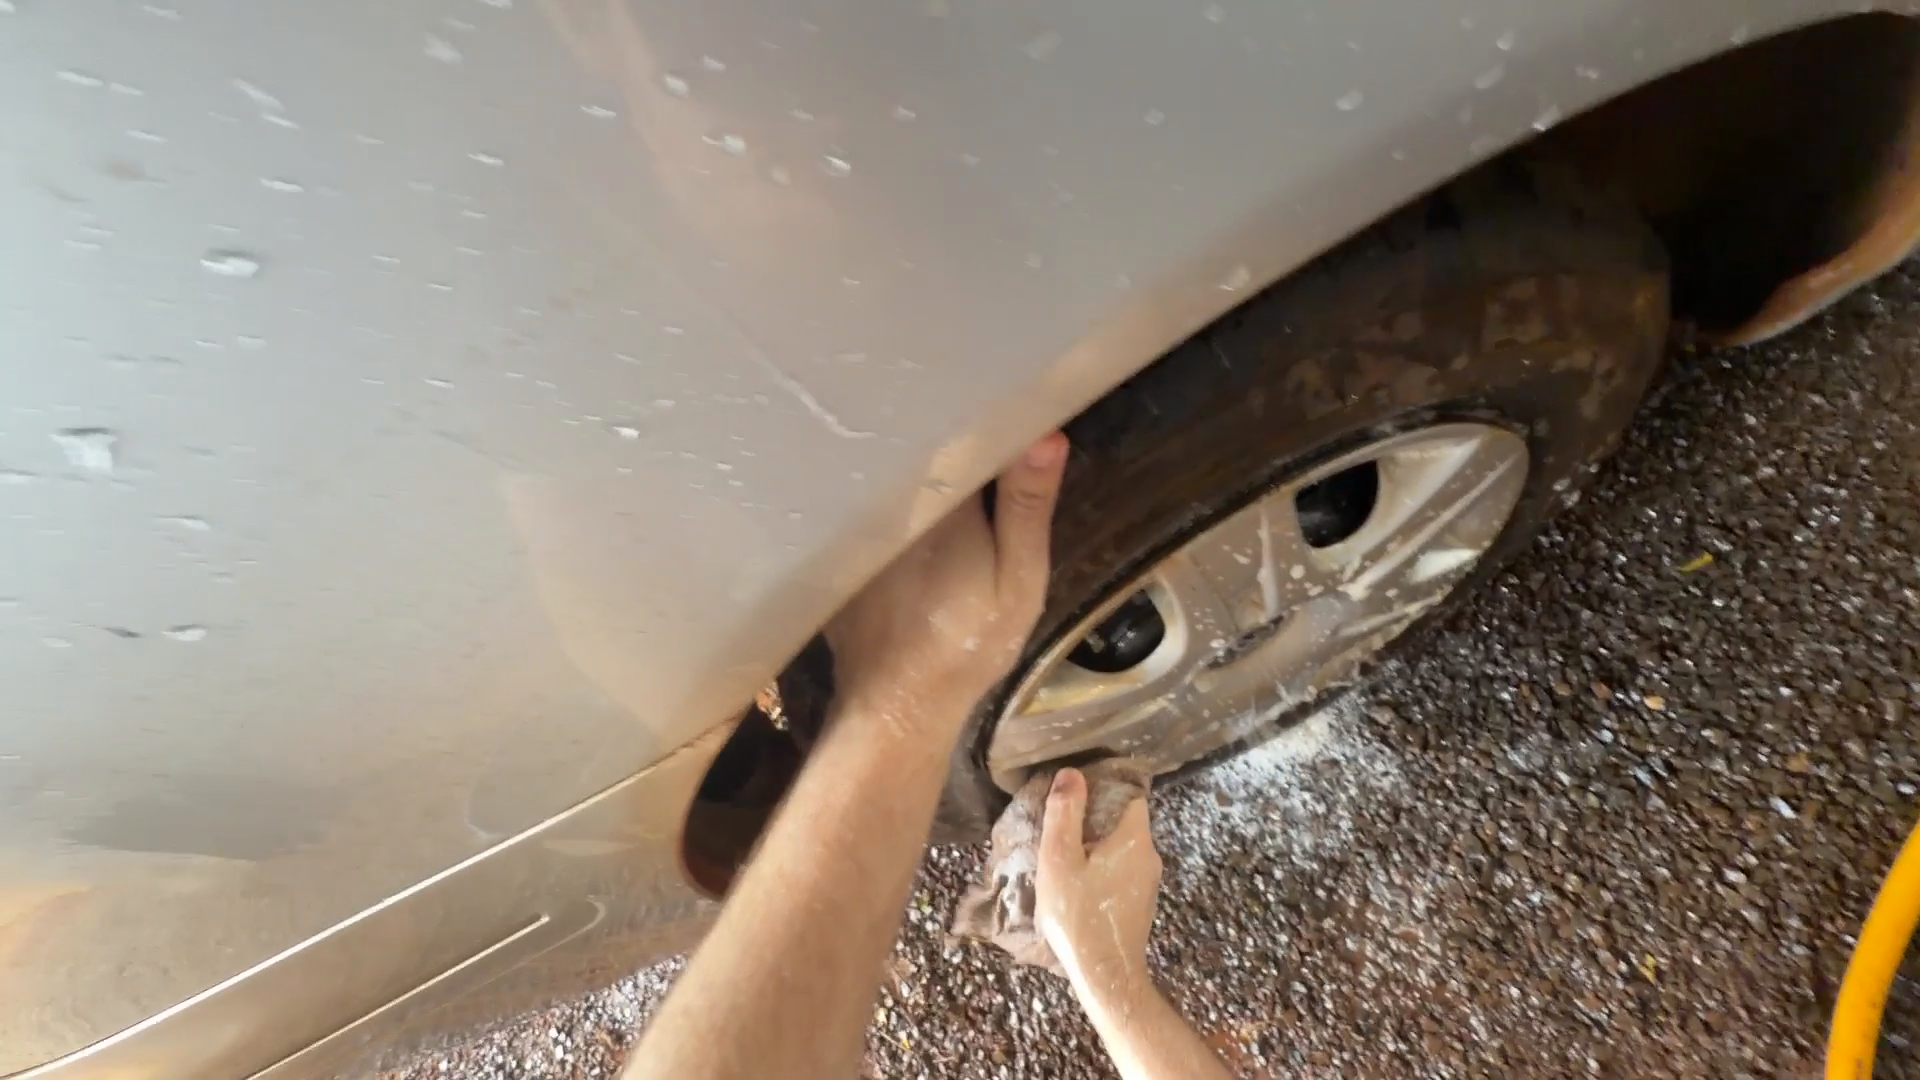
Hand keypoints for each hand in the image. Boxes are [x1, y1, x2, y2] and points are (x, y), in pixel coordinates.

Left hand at [824, 433, 1067, 736]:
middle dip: (940, 427)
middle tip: (969, 411)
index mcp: (940, 504)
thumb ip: (1028, 509)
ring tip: (933, 430)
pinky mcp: (840, 547)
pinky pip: (863, 502)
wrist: (899, 704)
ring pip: (889, 471)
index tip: (996, 397)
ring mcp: (856, 525)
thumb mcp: (1018, 582)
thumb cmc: (968, 645)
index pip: (956, 434)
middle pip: (916, 446)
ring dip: (910, 456)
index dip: (976, 412)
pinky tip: (897, 498)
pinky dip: (882, 494)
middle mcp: (889, 503)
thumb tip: (1047, 436)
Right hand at [1035, 768, 1162, 1012]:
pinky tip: (1078, 881)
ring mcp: (1148, 882)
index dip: (1104, 786)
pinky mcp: (1140, 903)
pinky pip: (1121, 869)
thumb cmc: (1079, 914)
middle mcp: (1149, 855)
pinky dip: (1102, 866)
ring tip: (1065, 852)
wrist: (1105, 977)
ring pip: (1122, 846)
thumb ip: (1065, 813)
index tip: (1076, 792)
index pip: (1130, 793)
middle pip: (1124, 820)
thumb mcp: (1060, 858)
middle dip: (1095, 816)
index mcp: (1135, 837)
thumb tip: (1072, 773)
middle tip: (1062, 822)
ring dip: (1097, 844)